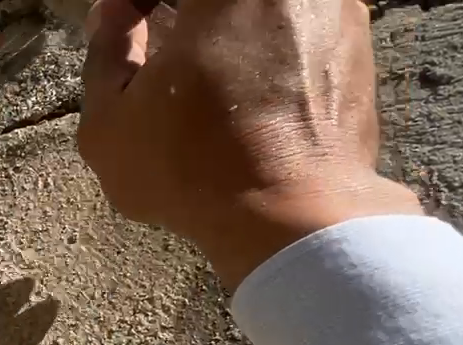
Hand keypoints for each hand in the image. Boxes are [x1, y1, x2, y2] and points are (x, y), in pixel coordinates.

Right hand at [76, 0, 422, 288]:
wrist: (286, 206)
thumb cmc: (184, 164)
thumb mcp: (109, 121)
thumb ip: (107, 53)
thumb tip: (113, 12)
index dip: (134, 3)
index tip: (118, 23)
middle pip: (214, 1)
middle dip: (180, 18)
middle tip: (153, 47)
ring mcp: (333, 3)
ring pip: (259, 12)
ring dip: (223, 31)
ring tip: (196, 78)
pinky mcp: (355, 37)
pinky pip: (295, 25)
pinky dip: (261, 47)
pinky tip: (238, 95)